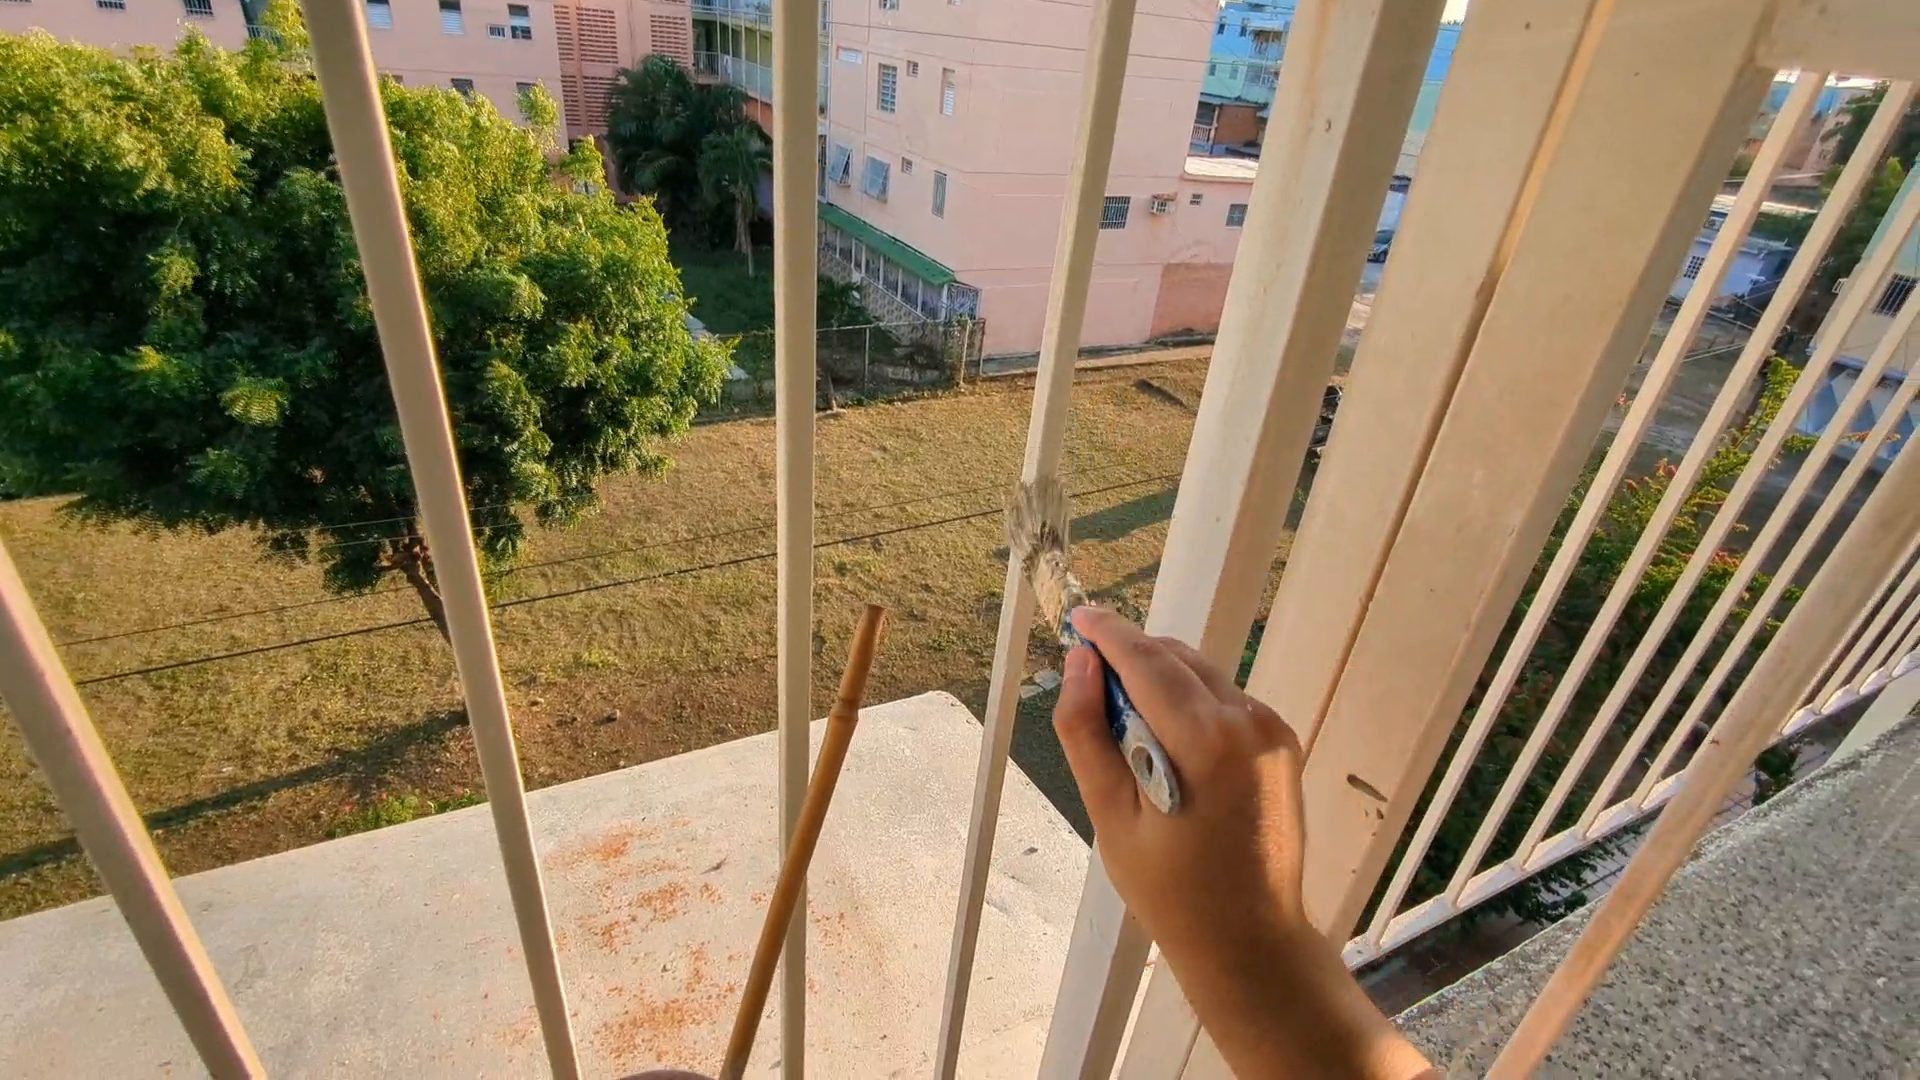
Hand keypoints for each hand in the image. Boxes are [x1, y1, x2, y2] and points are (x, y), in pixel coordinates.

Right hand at [1051, 607, 1308, 963]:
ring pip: (1200, 671)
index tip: (1078, 616)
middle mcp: (1248, 721)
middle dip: (1129, 652)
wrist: (1253, 941)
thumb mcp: (1108, 814)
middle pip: (1174, 658)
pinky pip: (1221, 695)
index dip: (1108, 633)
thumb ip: (1087, 731)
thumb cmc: (1170, 889)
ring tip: (1122, 708)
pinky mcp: (1280, 739)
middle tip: (1088, 670)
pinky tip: (1164, 731)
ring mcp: (1271, 728)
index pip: (1147, 660)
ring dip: (1157, 672)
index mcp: (1206, 740)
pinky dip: (1185, 695)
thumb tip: (1080, 663)